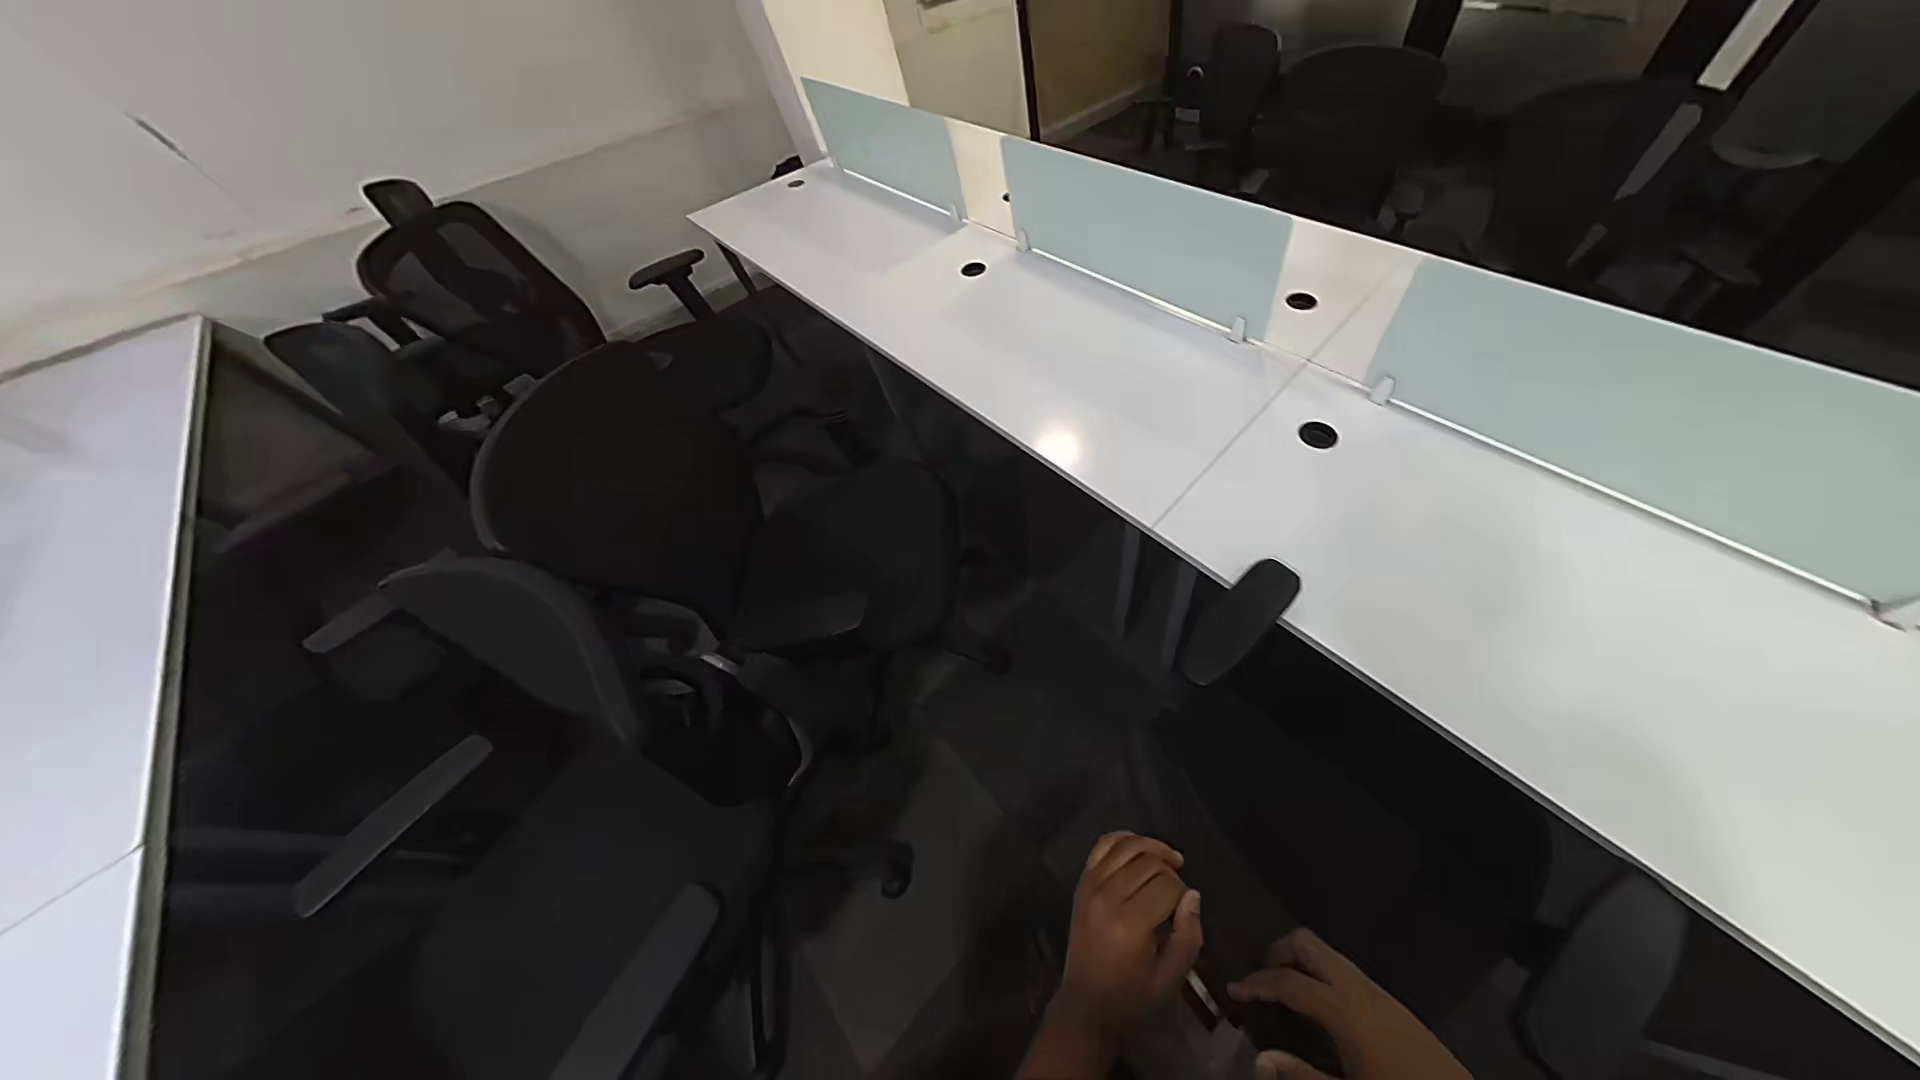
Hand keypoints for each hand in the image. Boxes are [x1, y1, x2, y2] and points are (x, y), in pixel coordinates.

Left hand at [1058, 831, 1204, 1031]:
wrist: (1087, 1000)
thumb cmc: (1132, 995)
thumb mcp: (1171, 977)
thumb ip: (1188, 935)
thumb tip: (1193, 894)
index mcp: (1130, 923)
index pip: (1166, 886)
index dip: (1183, 893)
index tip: (1184, 909)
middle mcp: (1108, 896)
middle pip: (1148, 862)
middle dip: (1170, 870)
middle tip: (1179, 888)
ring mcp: (1091, 884)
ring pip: (1127, 846)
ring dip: (1152, 847)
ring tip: (1169, 860)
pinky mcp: (1082, 881)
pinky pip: (1103, 845)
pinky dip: (1123, 838)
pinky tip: (1140, 846)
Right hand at [1229, 929, 1471, 1079]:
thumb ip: (1303, 1077)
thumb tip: (1259, 1059)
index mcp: (1344, 1011)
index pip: (1287, 982)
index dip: (1256, 984)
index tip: (1233, 991)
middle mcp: (1359, 990)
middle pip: (1308, 945)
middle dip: (1277, 953)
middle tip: (1260, 979)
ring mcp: (1380, 995)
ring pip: (1328, 954)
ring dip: (1300, 961)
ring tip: (1285, 990)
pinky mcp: (1395, 1006)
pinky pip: (1346, 971)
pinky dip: (1322, 974)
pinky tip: (1321, 1007)